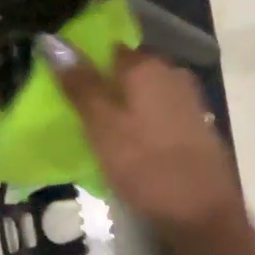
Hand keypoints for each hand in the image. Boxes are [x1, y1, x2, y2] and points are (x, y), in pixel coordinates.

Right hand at [42, 39, 247, 242]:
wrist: (201, 212)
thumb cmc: (145, 166)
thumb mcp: (102, 127)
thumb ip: (79, 86)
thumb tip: (53, 42)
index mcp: (146, 67)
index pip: (108, 49)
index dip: (84, 65)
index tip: (64, 90)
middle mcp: (172, 74)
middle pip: (129, 72)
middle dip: (104, 88)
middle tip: (77, 117)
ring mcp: (188, 101)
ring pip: (145, 96)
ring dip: (123, 110)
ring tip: (99, 137)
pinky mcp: (196, 128)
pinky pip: (158, 116)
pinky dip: (141, 126)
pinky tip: (129, 149)